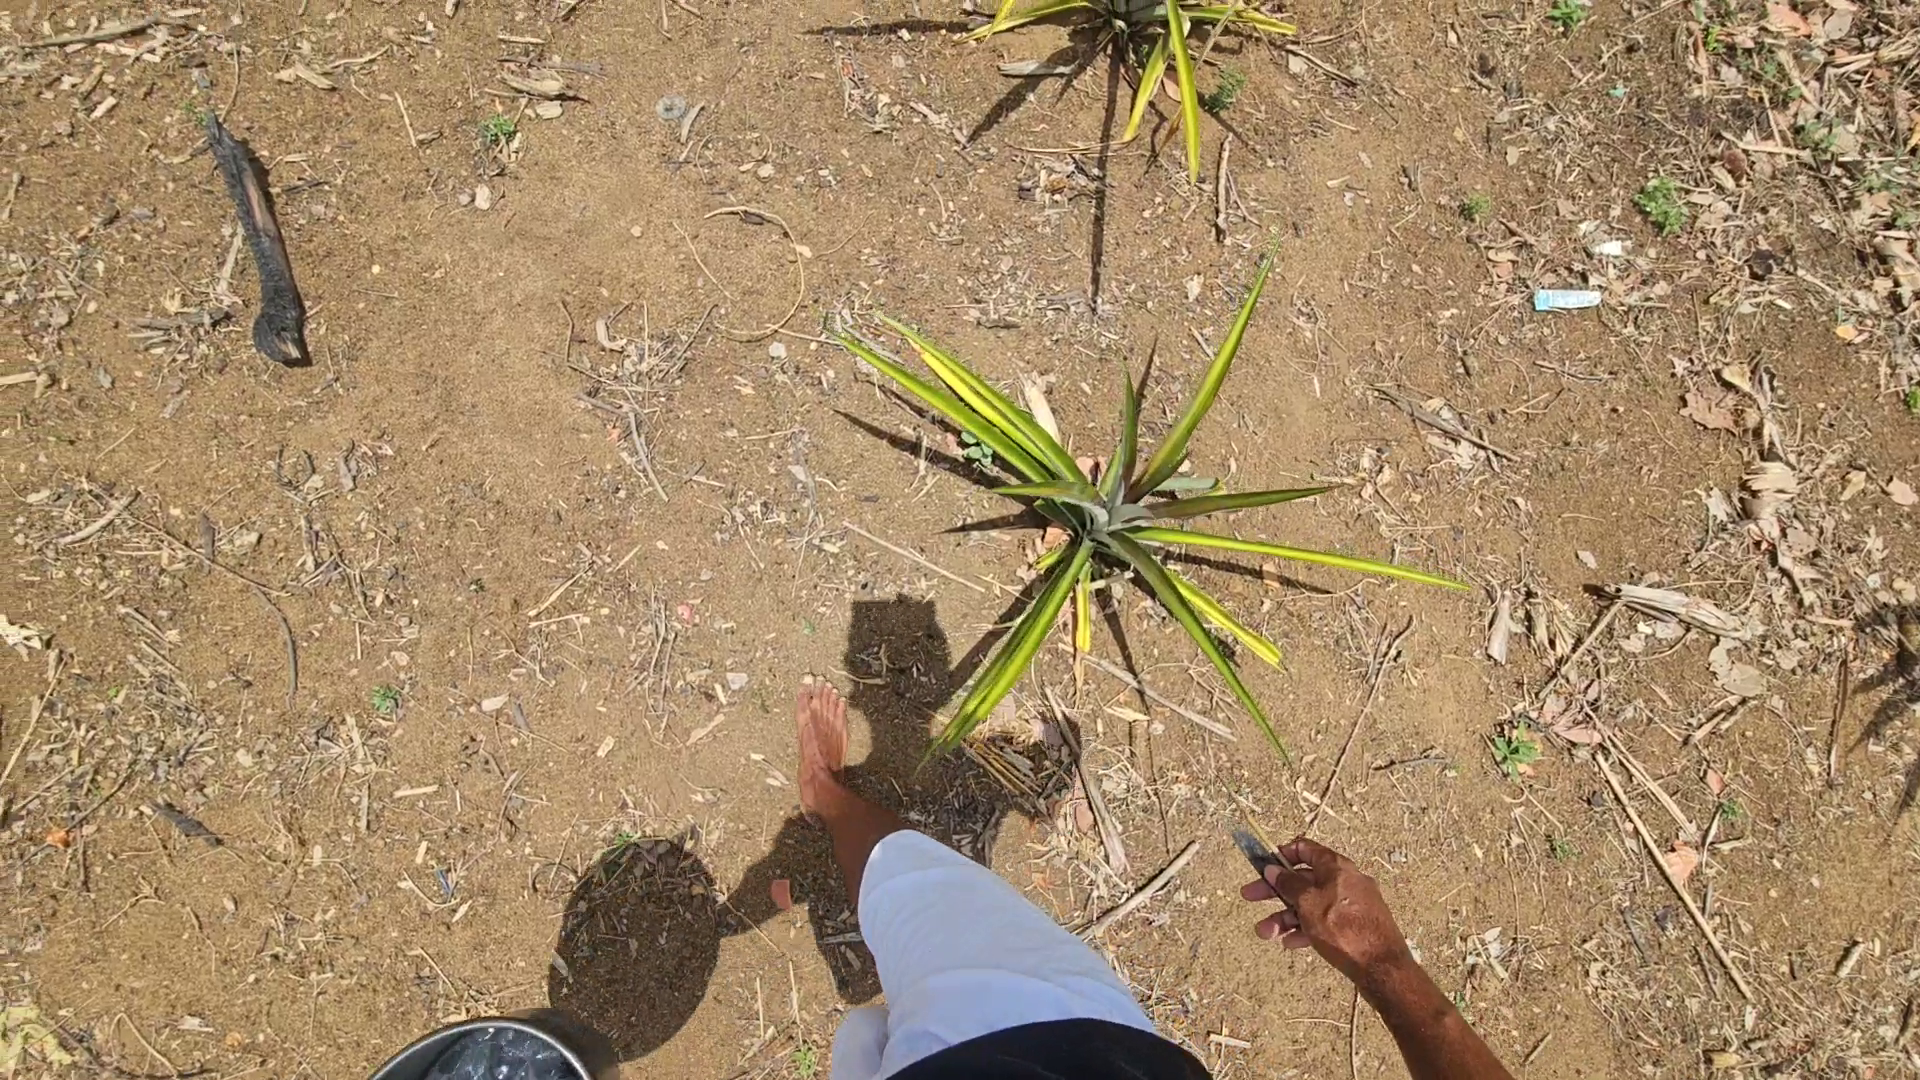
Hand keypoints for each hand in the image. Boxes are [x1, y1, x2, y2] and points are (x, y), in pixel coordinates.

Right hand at [1240, 836, 1411, 986]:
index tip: (1263, 865)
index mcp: (1335, 867)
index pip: (1303, 849)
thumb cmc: (1343, 928)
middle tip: (1250, 897)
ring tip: (1265, 933)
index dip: (1281, 854)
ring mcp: (1351, 905)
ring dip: (1284, 917)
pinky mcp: (1355, 927)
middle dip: (1274, 891)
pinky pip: (1323, 921)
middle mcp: (1344, 881)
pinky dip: (1305, 929)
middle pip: (1302, 879)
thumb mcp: (1307, 902)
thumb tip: (1273, 870)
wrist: (1384, 971)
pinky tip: (1290, 944)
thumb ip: (1287, 883)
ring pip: (1310, 904)